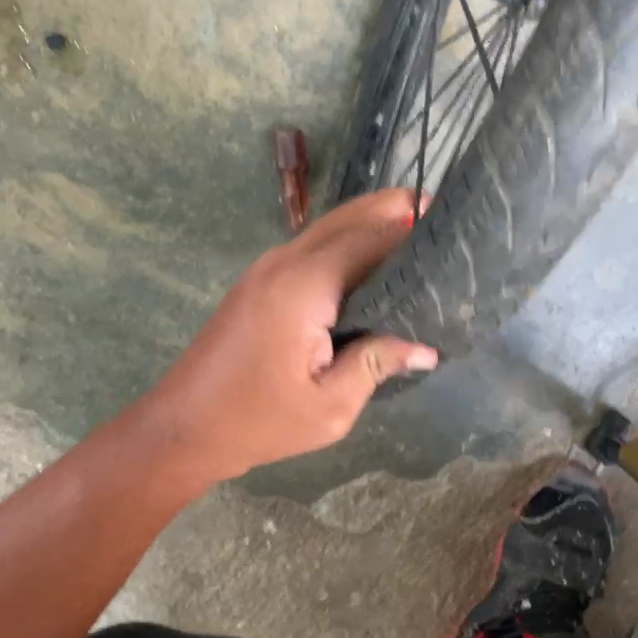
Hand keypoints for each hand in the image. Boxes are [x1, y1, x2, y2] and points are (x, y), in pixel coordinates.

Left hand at [137, 188, 438, 482]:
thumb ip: (376, 364)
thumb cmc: (257, 422)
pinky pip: (312, 249)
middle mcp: (285, 263)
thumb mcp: (330, 406)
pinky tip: (372, 267)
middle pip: (348, 217)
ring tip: (417, 235)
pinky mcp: (259, 283)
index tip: (454, 230)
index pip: (370, 237)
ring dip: (369, 224)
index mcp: (304, 286)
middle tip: (441, 217)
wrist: (184, 427)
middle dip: (393, 210)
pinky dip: (346, 245)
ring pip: (327, 228)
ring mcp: (267, 269)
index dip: (412, 229)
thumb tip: (425, 348)